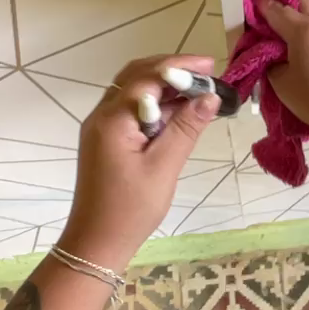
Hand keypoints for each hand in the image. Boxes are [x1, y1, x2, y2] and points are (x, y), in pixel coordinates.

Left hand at [58, 55, 221, 268]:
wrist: (97, 242)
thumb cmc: (130, 209)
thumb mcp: (164, 167)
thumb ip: (186, 128)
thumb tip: (210, 97)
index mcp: (113, 119)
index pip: (148, 77)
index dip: (180, 68)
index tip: (211, 68)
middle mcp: (102, 116)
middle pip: (136, 76)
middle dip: (171, 70)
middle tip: (207, 74)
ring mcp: (101, 128)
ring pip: (133, 91)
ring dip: (164, 86)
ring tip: (198, 90)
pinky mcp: (105, 140)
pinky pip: (130, 109)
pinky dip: (155, 104)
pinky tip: (178, 112)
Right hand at [255, 0, 308, 140]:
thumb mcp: (283, 86)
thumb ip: (273, 65)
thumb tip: (276, 57)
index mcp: (303, 31)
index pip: (277, 10)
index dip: (262, 4)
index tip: (253, 1)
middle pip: (303, 1)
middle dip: (286, 2)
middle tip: (273, 15)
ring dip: (303, 23)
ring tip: (293, 44)